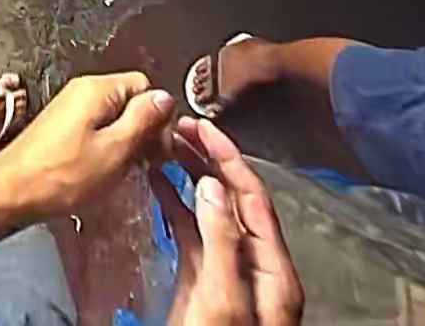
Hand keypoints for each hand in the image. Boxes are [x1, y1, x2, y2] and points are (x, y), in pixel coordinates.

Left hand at [0, 72, 177, 221]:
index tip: (160, 147)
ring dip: (127, 140)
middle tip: (146, 162)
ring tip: (124, 169)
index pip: (144, 85)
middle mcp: (82, 90)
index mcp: (96, 89)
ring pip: (115, 115)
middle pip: (130, 99)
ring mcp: (71, 106)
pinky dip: (109, 145)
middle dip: (145, 129)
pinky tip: (105, 168)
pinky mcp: (64, 124)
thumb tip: (166, 98)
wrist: (15, 188)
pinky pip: (98, 126)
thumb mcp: (115, 150)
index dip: (158, 117)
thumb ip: (143, 120)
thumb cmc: (63, 174)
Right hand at [163, 117, 303, 325]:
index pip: (253, 197)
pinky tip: (154, 181)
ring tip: (162, 145)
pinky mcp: (202, 276)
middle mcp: (252, 262)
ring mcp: (226, 268)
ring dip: (187, 173)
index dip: (228, 157)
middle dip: (206, 158)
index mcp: (270, 268)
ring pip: (209, 206)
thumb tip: (211, 183)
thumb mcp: (222, 299)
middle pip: (232, 196)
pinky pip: (189, 226)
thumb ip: (221, 240)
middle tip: (175, 127)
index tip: (200, 125)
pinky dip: (172, 199)